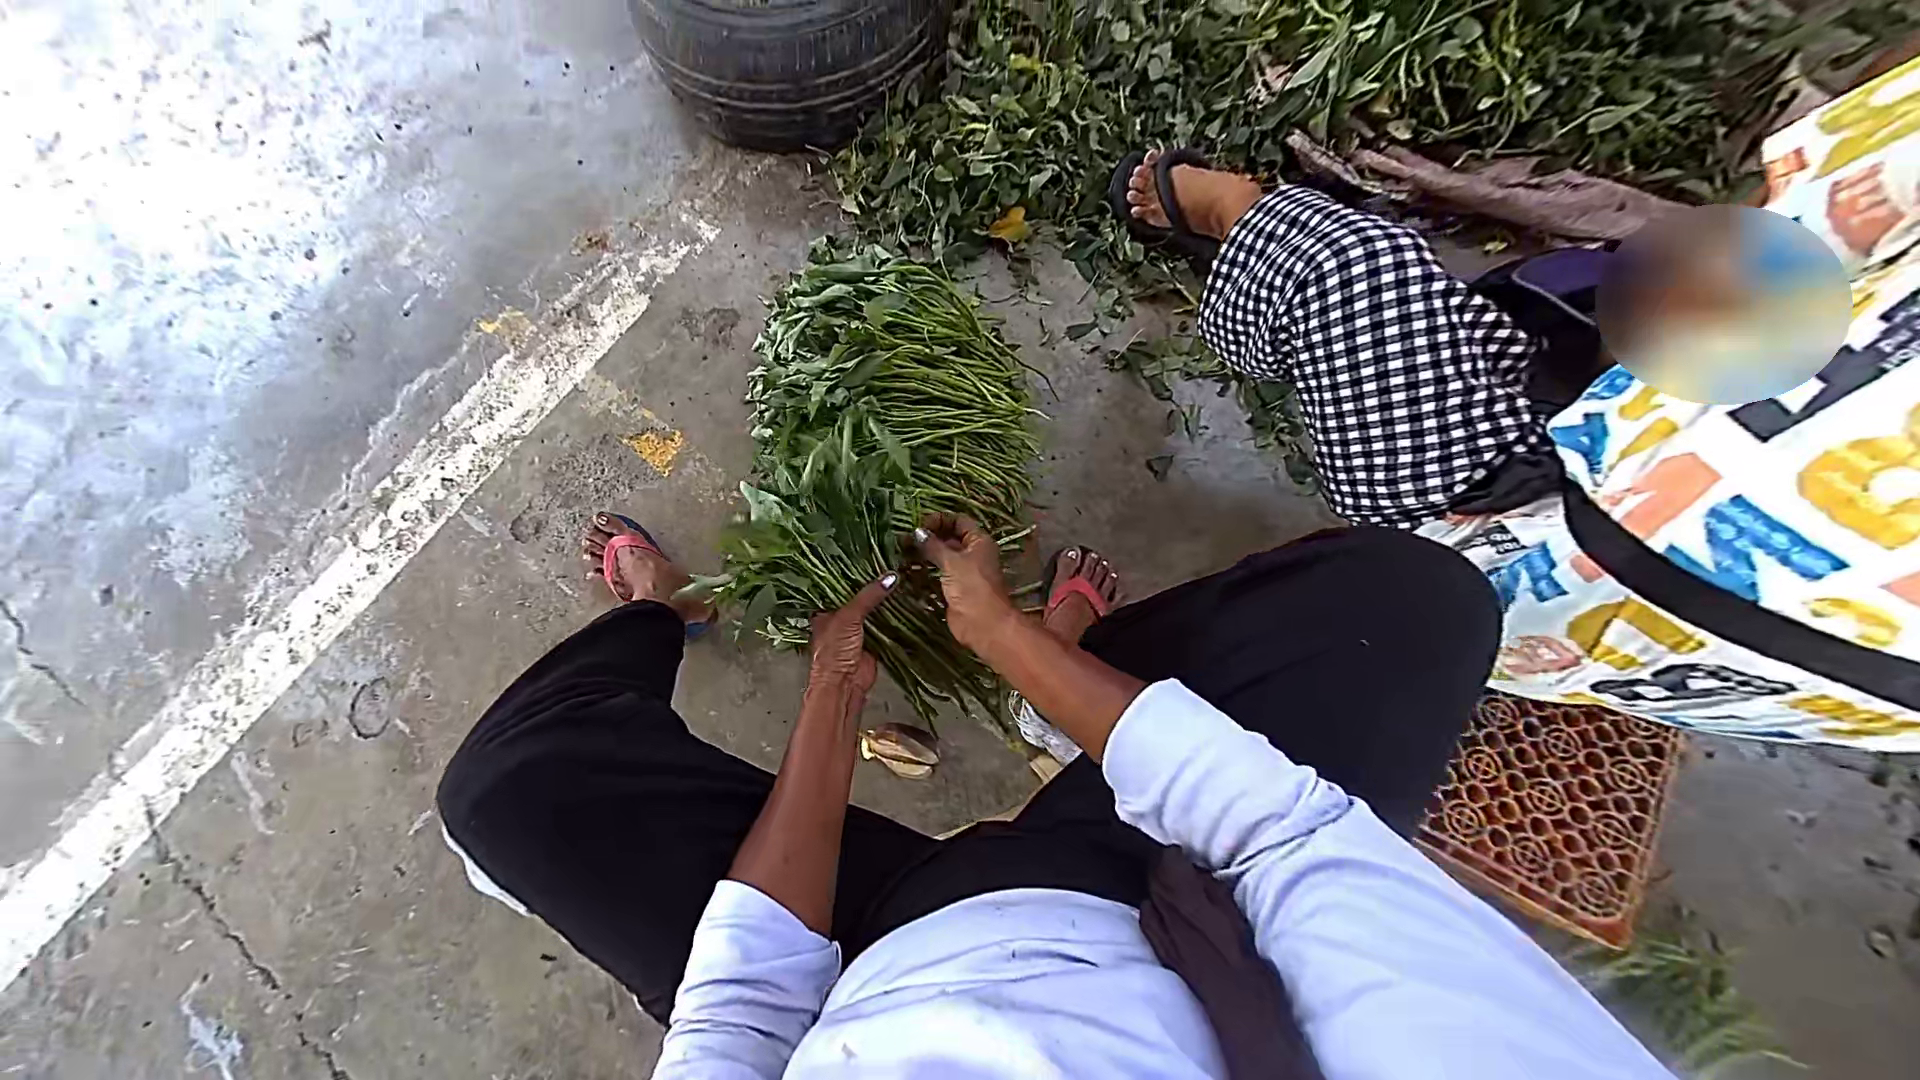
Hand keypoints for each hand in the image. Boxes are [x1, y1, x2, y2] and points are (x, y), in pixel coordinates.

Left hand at [806, 572, 896, 710]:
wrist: (844, 684)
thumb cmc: (834, 651)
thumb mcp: (849, 616)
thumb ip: (869, 596)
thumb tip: (890, 577)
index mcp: (825, 610)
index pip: (839, 585)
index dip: (853, 572)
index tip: (870, 556)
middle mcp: (840, 618)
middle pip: (858, 597)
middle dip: (872, 586)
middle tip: (890, 564)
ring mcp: (856, 630)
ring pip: (872, 610)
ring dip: (884, 600)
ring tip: (900, 578)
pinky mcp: (872, 641)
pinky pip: (884, 624)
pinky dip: (893, 615)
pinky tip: (904, 601)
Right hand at [913, 514, 1017, 653]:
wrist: (982, 624)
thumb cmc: (972, 587)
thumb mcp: (952, 561)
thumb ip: (934, 545)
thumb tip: (917, 532)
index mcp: (979, 541)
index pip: (958, 521)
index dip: (940, 520)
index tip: (919, 525)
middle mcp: (973, 554)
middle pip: (950, 538)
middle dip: (929, 536)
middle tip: (905, 538)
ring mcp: (964, 572)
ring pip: (943, 556)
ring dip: (925, 553)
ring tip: (903, 551)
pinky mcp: (955, 588)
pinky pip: (938, 573)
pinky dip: (926, 569)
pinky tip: (909, 568)